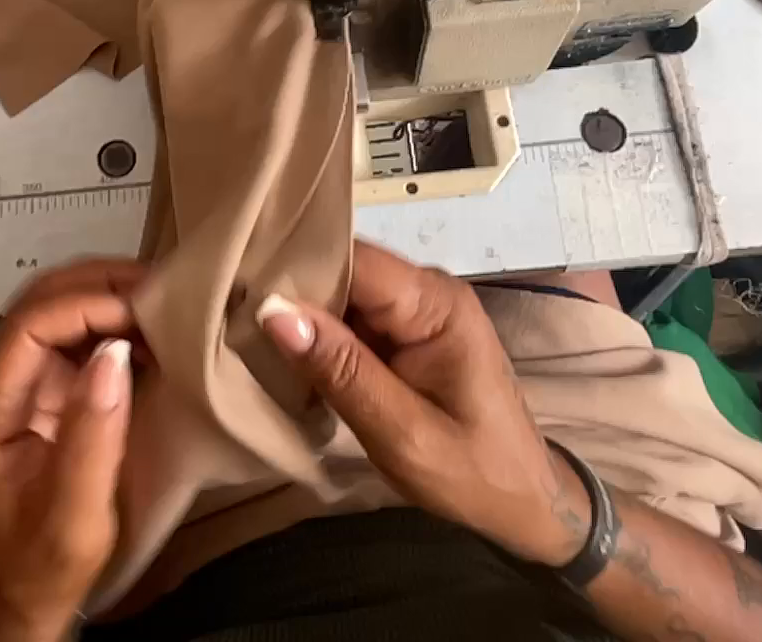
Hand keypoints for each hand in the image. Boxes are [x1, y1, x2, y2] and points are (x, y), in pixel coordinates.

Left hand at [0, 260, 146, 641]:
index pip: (28, 326)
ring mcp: (24, 382)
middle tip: (157, 289)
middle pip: (39, 301)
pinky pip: (79, 333)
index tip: (139, 313)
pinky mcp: (50, 388)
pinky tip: (148, 330)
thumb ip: (92, 438)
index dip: (84, 306)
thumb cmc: (41, 567)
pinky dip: (114, 319)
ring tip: (158, 301)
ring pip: (58, 306)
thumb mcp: (73, 518)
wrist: (24, 596)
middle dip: (98, 284)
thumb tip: (115, 354)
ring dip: (107, 294)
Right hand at [257, 242, 589, 567]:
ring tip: (250, 329)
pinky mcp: (406, 328)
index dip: (298, 267)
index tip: (242, 285)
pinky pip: (352, 314)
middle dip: (294, 289)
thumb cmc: (473, 474)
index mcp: (436, 304)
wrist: (525, 501)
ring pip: (344, 290)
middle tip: (236, 313)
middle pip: (347, 268)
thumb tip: (273, 310)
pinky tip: (286, 349)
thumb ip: (340, 369)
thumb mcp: (402, 433)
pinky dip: (320, 331)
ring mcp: (417, 307)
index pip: (356, 260)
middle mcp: (427, 289)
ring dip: (303, 312)